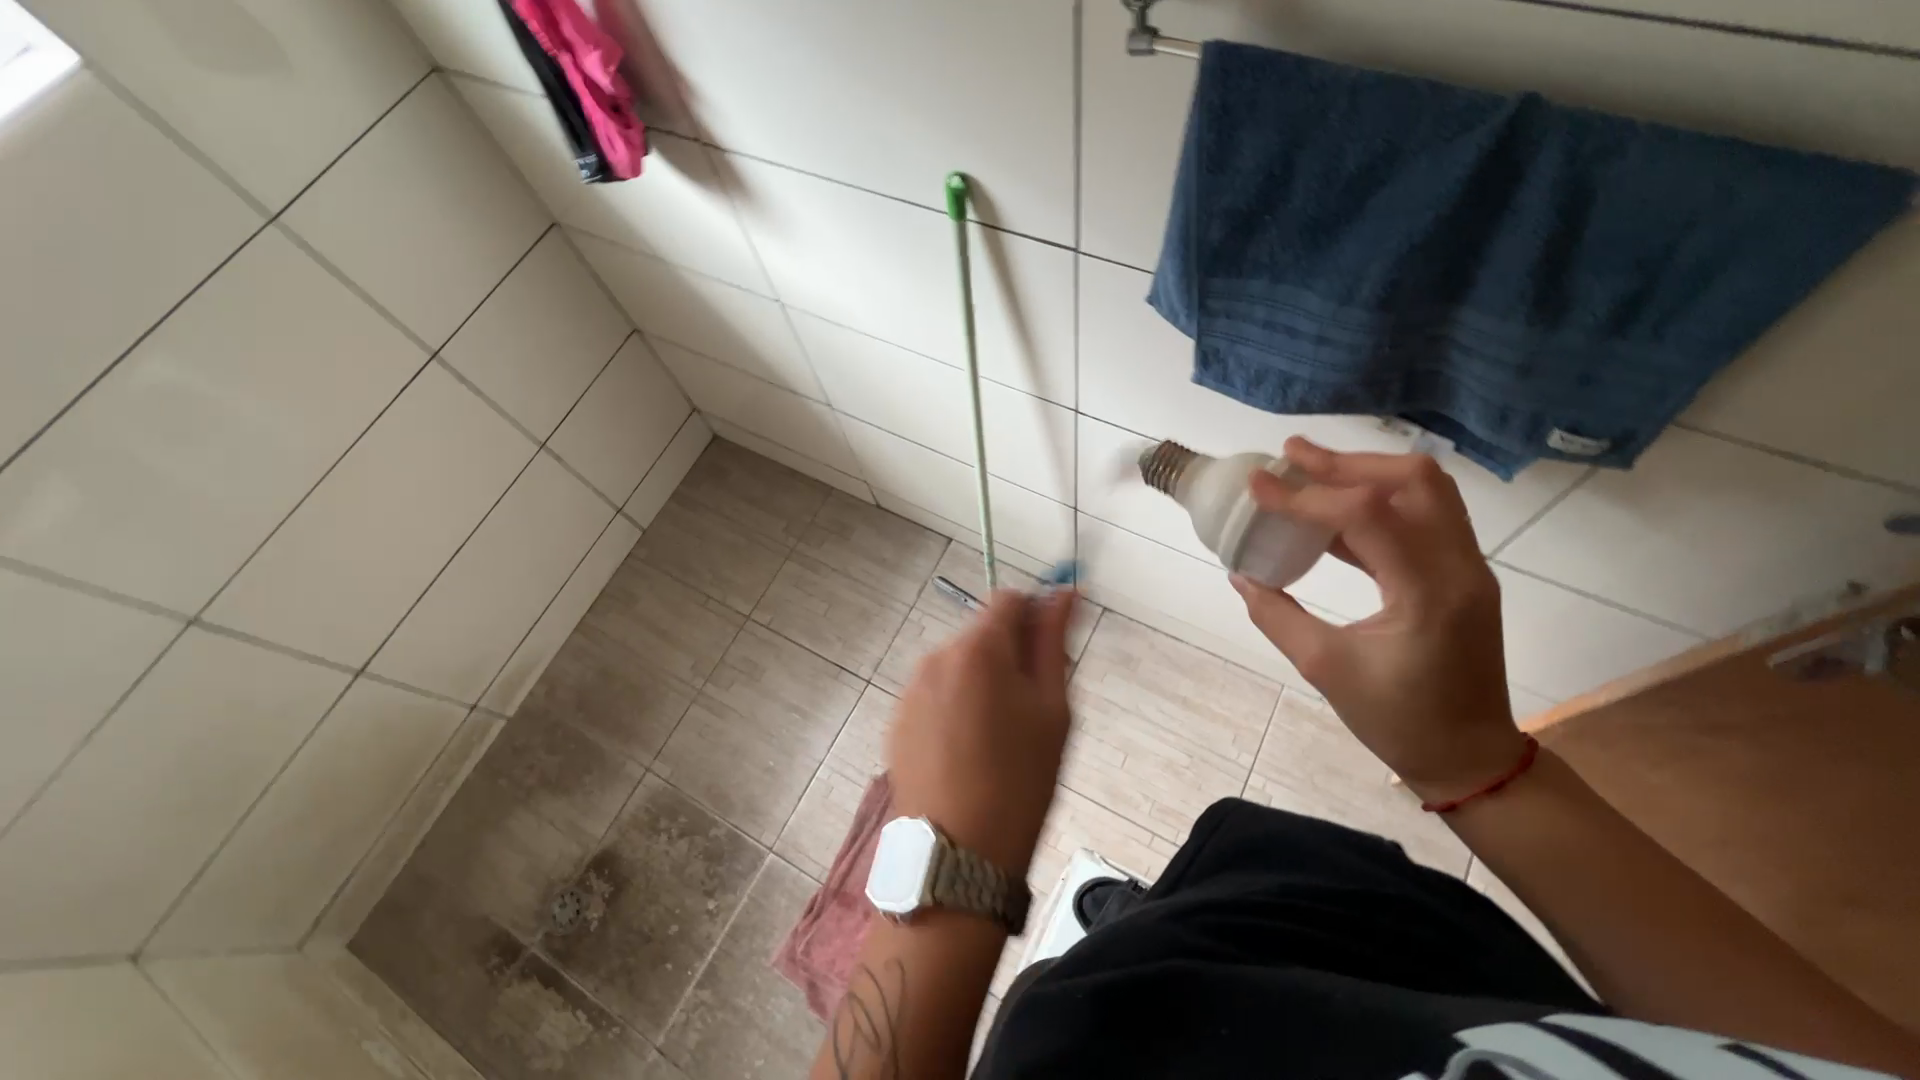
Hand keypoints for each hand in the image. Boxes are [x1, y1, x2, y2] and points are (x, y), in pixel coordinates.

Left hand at [887, 589, 1076, 873]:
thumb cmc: (1021, 782)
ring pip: (958, 665)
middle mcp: (936, 657)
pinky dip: (955, 708)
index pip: (1011, 599)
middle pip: (982, 633)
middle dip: (1009, 655)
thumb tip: (1064, 594)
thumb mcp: (1053, 711)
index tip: (1052, 653)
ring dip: (981, 681)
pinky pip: (935, 695)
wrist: (958, 852)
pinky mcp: (896, 721)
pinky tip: (968, 753)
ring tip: (999, 738)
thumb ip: (1054, 643)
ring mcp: (911, 690)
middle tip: (1032, 708)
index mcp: (978, 648)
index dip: (1036, 616)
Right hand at [1231, 437, 1526, 803]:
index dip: (1306, 495)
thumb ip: (1276, 616)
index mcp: (1428, 592)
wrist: (1470, 757)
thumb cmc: (1399, 722)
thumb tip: (1241, 575)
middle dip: (1345, 462)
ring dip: (1367, 473)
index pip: (1366, 515)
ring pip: (1426, 490)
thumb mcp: (1326, 670)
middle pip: (1412, 480)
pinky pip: (1424, 516)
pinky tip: (1333, 513)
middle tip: (1290, 455)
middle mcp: (1459, 566)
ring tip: (1312, 469)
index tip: (1258, 484)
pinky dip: (1379, 502)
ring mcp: (1468, 567)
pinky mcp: (1462, 574)